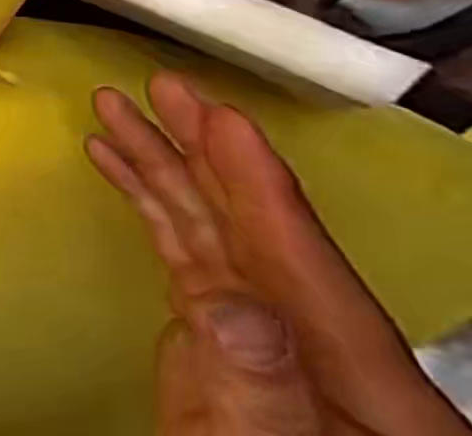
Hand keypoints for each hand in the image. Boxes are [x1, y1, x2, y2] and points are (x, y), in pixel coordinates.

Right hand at [87, 72, 471, 434]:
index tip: (223, 118)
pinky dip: (147, 197)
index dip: (260, 182)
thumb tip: (227, 303)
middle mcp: (310, 330)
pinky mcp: (213, 323)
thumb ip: (258, 383)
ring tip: (114, 108)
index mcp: (356, 367)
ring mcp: (260, 324)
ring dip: (160, 161)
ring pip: (208, 223)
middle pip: (253, 223)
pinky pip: (180, 244)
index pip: (301, 256)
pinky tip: (114, 162)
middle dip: (203, 150)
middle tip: (165, 88)